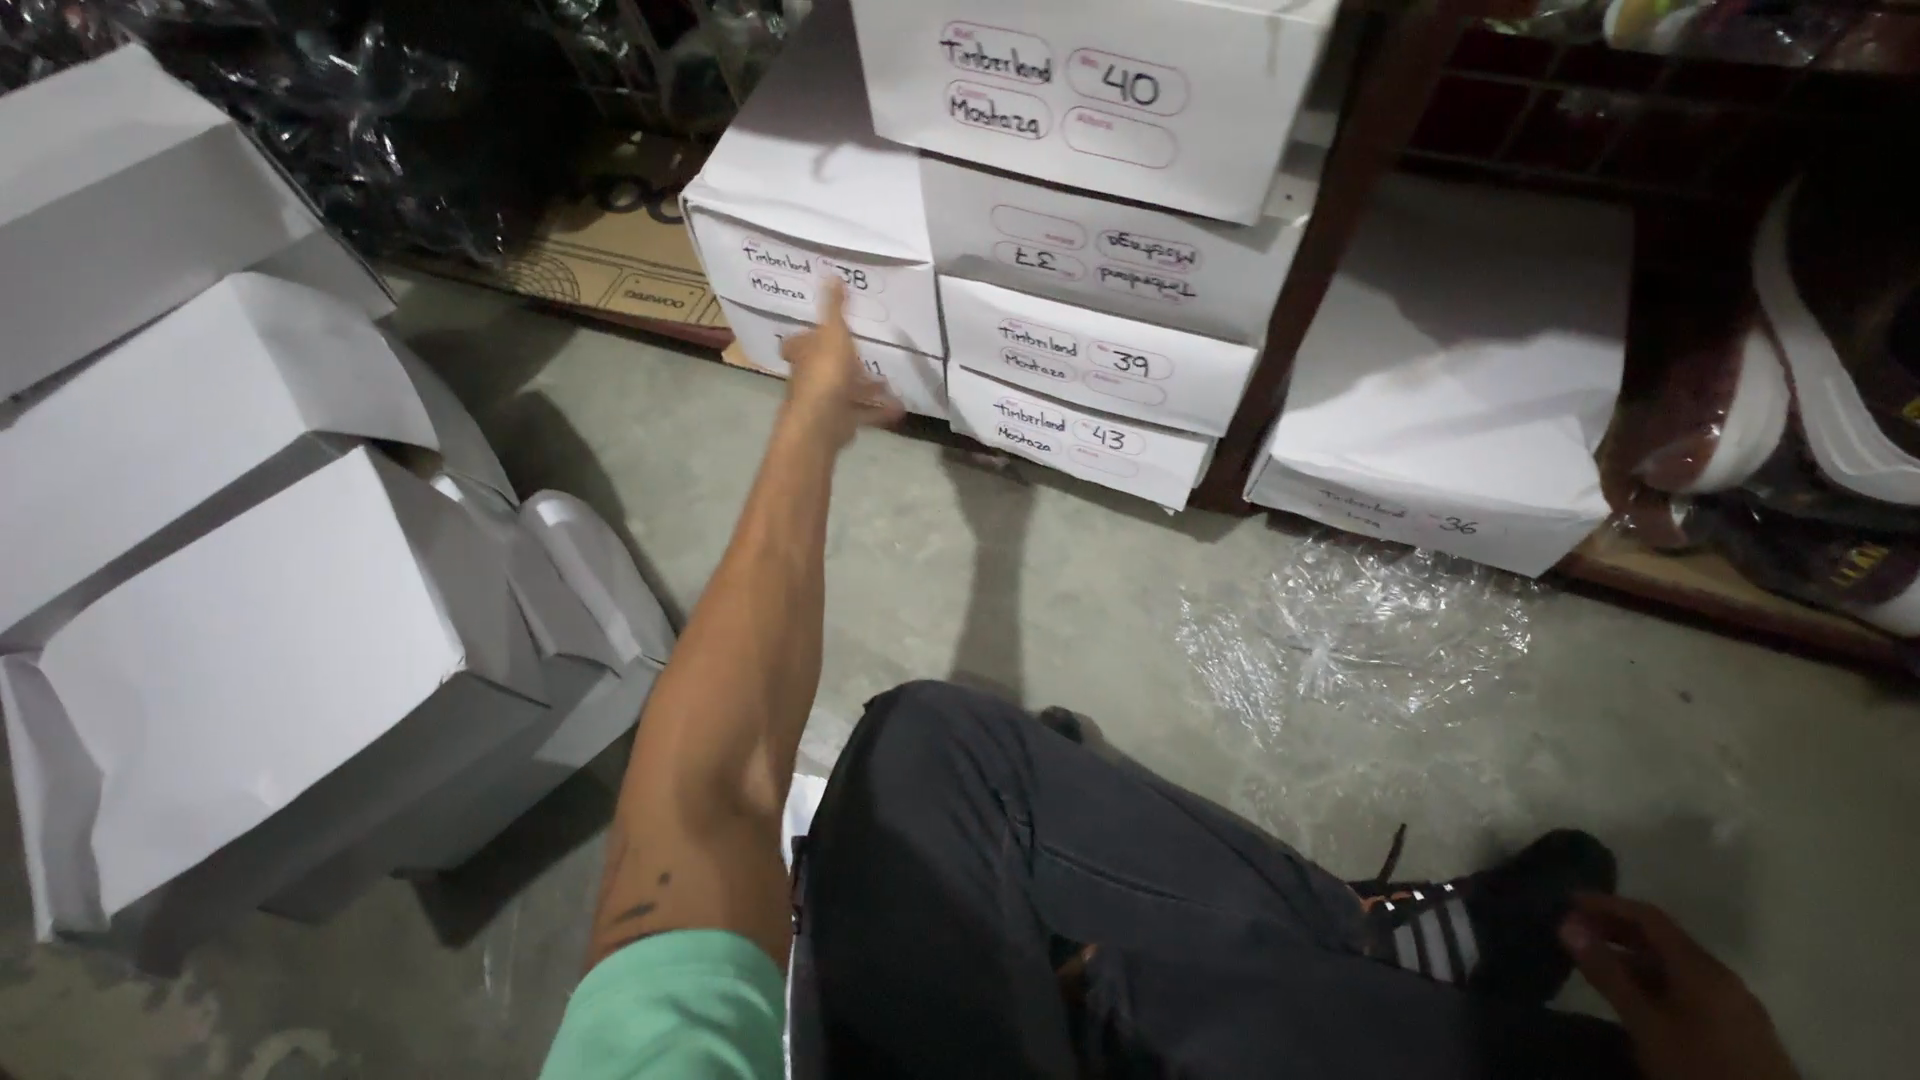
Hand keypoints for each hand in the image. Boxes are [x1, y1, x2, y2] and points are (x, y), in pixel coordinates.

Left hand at [777, 279, 903, 448]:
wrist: (823, 420)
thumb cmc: (825, 371)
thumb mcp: (834, 331)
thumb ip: (835, 306)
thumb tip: (831, 274)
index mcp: (804, 353)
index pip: (796, 343)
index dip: (803, 338)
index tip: (816, 334)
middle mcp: (810, 376)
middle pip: (824, 367)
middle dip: (844, 364)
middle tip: (865, 358)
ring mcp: (825, 401)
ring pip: (846, 391)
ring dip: (866, 388)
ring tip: (889, 382)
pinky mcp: (841, 421)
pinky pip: (862, 412)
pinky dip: (879, 409)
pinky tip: (899, 407)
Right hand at [1561, 895, 1799, 1079]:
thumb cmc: (1700, 1069)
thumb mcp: (1645, 1024)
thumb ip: (1607, 974)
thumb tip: (1567, 926)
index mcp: (1702, 969)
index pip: (1649, 918)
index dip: (1607, 904)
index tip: (1568, 902)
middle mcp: (1723, 978)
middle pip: (1664, 939)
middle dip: (1616, 929)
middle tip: (1574, 932)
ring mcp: (1736, 1005)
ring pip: (1676, 966)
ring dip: (1633, 957)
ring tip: (1597, 965)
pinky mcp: (1740, 1030)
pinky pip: (1688, 988)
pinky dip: (1654, 980)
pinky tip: (1636, 998)